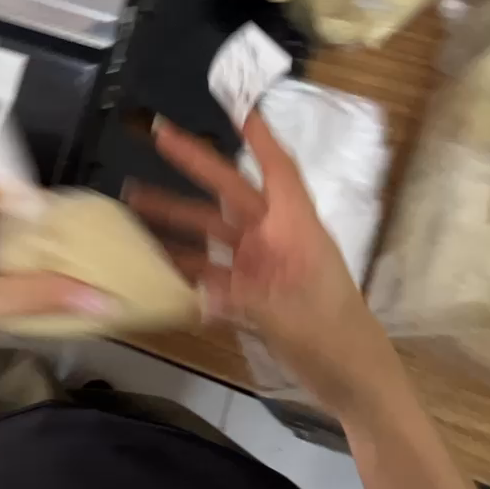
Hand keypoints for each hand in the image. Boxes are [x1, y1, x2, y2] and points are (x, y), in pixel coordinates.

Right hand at [125, 115, 396, 415]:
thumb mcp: (287, 314)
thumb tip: (196, 293)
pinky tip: (152, 256)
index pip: (278, 170)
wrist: (354, 382)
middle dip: (197, 163)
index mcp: (296, 228)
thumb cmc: (334, 337)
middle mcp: (275, 236)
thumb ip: (239, 299)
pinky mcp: (250, 288)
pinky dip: (182, 260)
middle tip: (162, 135)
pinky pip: (208, 265)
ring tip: (135, 196)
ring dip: (176, 213)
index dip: (258, 136)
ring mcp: (260, 261)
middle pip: (232, 190)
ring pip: (211, 227)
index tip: (236, 106)